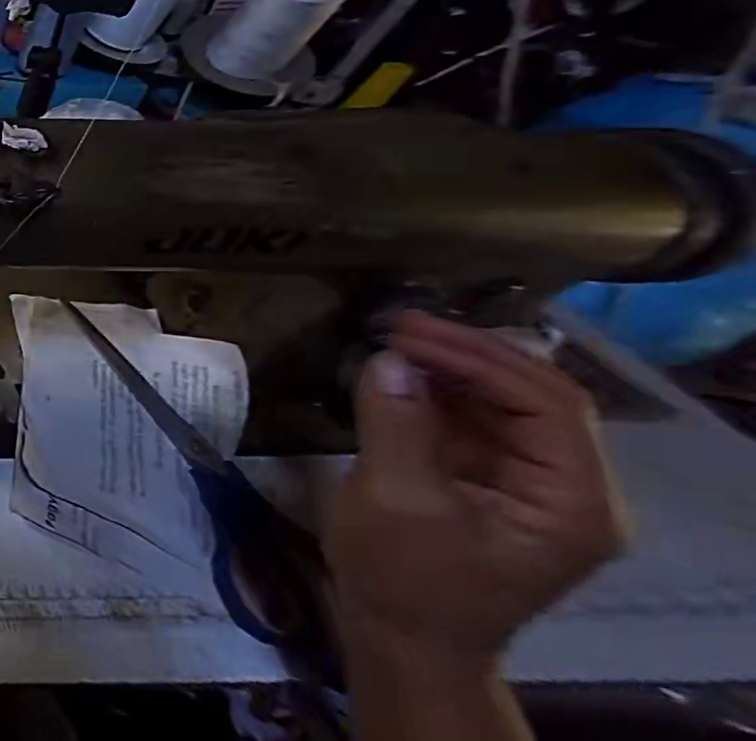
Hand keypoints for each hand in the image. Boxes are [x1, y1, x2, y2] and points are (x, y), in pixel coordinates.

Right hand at [329, 311, 626, 666]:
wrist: (403, 635)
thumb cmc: (404, 576)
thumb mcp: (394, 499)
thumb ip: (395, 425)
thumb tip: (388, 359)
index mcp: (572, 503)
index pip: (548, 406)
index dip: (479, 359)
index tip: (406, 333)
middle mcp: (570, 488)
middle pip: (537, 398)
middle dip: (470, 354)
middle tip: (400, 323)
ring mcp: (530, 484)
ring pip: (506, 404)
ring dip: (453, 368)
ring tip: (395, 339)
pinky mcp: (490, 480)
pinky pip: (474, 421)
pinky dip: (437, 391)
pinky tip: (400, 373)